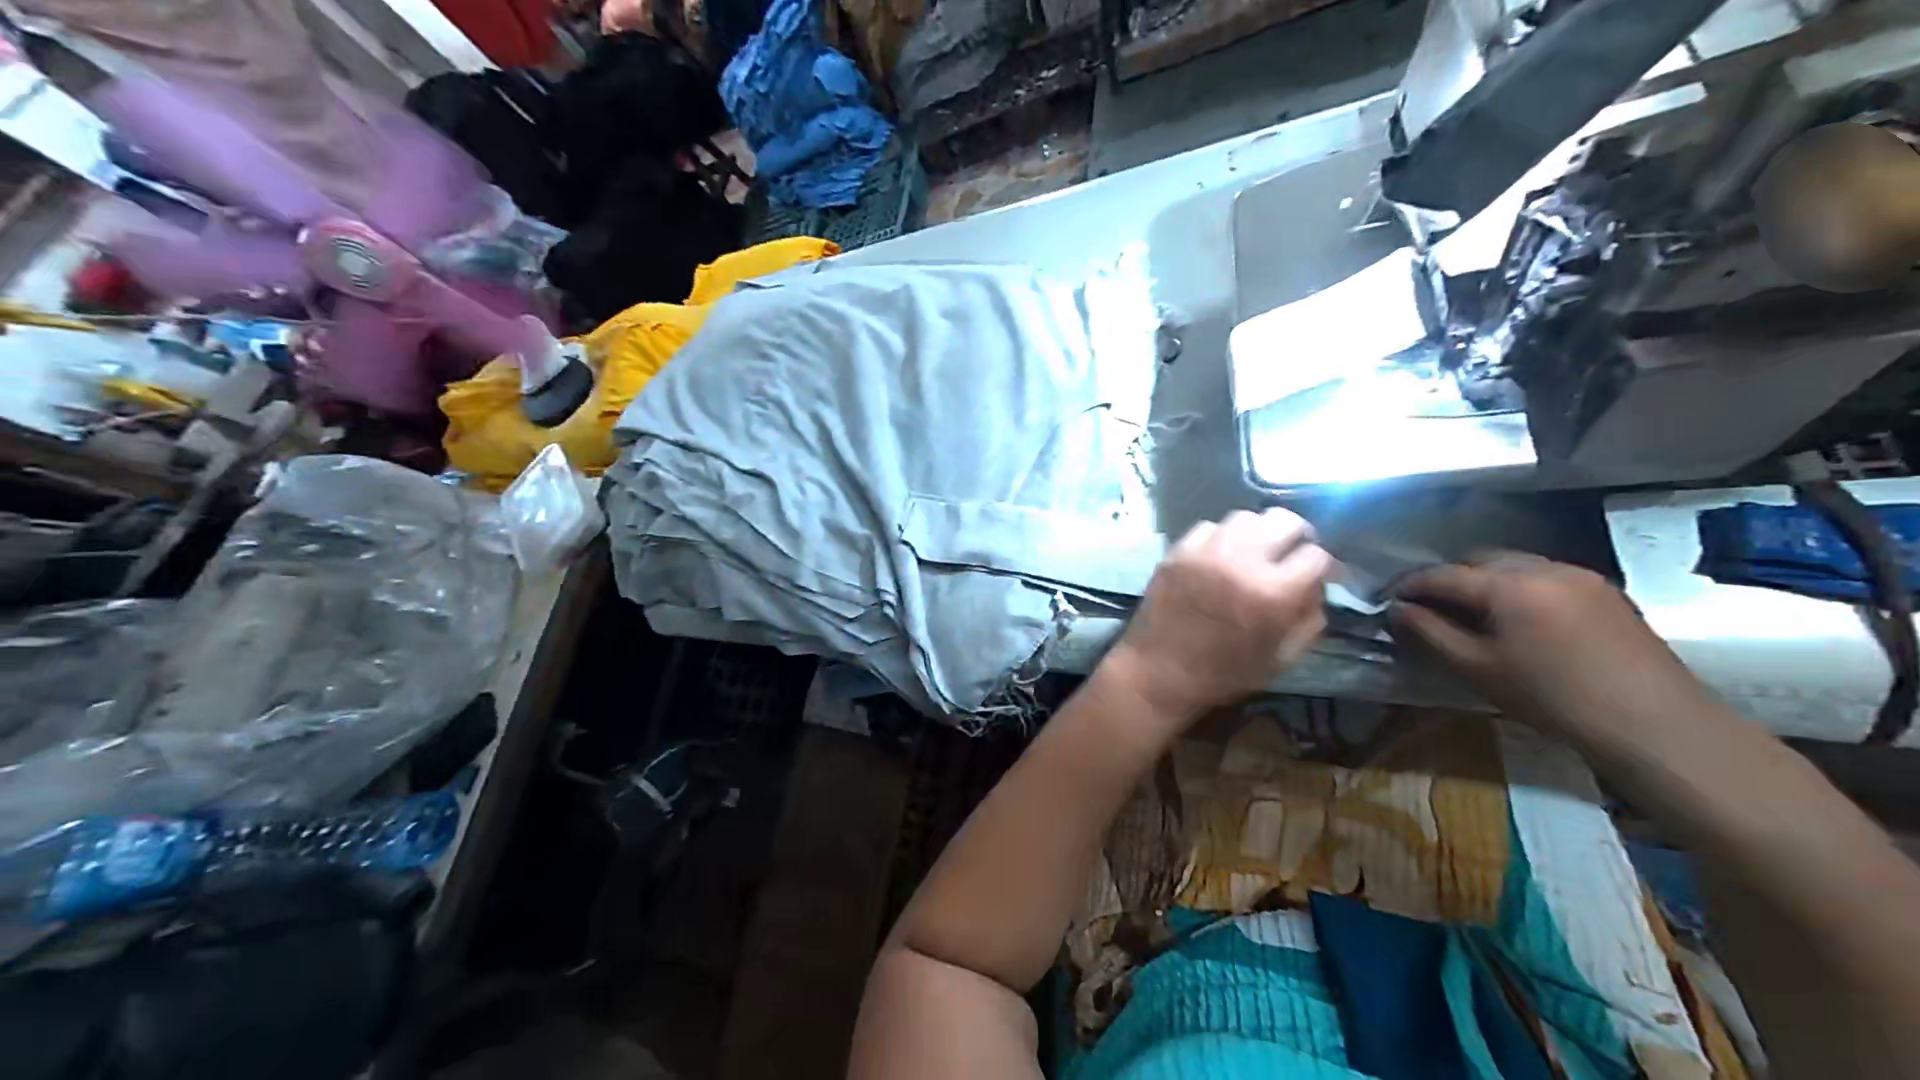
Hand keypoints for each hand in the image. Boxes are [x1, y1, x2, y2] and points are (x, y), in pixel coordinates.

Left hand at [1106, 509, 1331, 728]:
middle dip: (1296, 536)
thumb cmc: (1224, 673)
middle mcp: (1241, 562)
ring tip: (1255, 552)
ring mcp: (1205, 552)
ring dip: (1258, 532)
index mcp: (1273, 593)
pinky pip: (1209, 527)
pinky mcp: (1177, 551)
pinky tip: (1220, 558)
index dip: (1323, 566)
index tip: (1317, 574)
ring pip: (1246, 517)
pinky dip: (1222, 538)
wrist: (1158, 672)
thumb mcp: (1282, 657)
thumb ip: (1310, 618)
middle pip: (1284, 520)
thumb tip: (1318, 585)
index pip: (1316, 555)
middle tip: (1291, 553)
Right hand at [1389, 553, 1703, 733]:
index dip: (1409, 585)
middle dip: (1447, 578)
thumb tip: (1395, 609)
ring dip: (1483, 581)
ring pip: (1514, 564)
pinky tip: (1515, 618)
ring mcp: (1580, 576)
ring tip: (1469, 611)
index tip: (1387, 601)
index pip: (1442, 573)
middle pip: (1478, 560)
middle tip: (1427, 606)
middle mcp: (1544, 566)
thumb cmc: (1552, 697)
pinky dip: (1517, 587)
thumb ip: (1428, 632)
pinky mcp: (1605, 592)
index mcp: (1509, 583)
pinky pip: (1544, 576)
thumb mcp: (1476, 667)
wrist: (1654, 724)